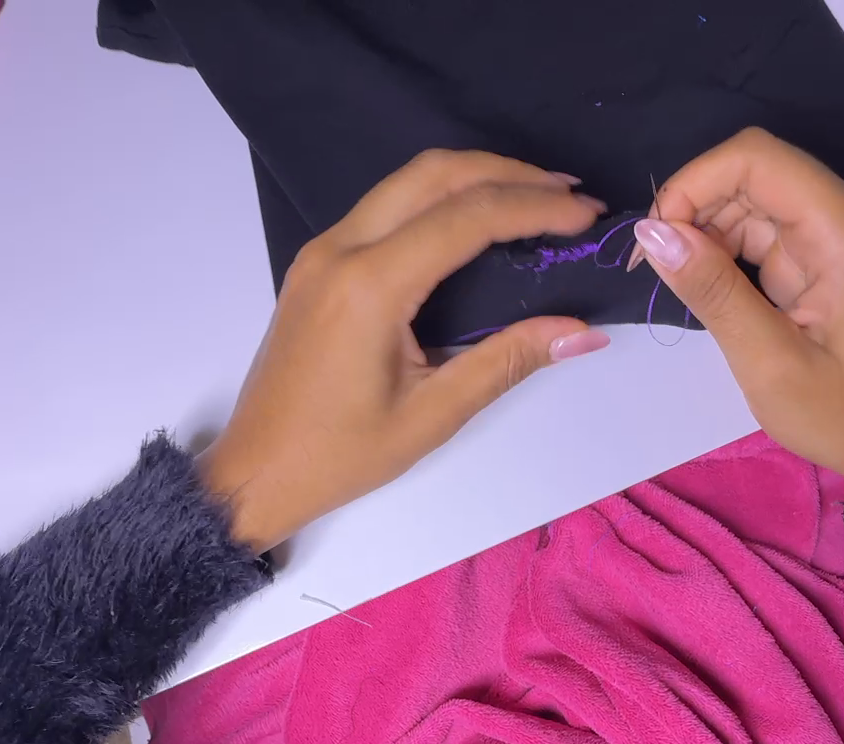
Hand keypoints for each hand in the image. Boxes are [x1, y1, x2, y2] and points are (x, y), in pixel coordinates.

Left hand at [201, 150, 612, 551]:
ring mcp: (320, 252)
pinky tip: (472, 228)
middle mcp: (339, 249)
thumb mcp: (431, 415)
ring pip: (405, 182)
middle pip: (434, 173)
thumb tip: (581, 332)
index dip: (535, 208)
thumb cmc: (339, 456)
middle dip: (508, 173)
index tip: (587, 217)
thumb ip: (506, 362)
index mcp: (369, 286)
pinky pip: (383, 209)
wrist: (256, 470)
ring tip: (533, 201)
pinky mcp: (315, 265)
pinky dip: (436, 203)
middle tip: (568, 194)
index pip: (466, 217)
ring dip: (472, 180)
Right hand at [628, 129, 843, 535]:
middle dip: (693, 213)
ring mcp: (839, 243)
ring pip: (755, 208)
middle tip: (657, 275)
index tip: (653, 244)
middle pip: (754, 178)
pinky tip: (712, 298)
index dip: (691, 185)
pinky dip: (728, 261)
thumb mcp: (769, 363)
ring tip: (683, 293)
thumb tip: (652, 233)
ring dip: (707, 239)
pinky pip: (768, 242)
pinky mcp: (829, 268)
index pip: (756, 160)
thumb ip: (712, 291)